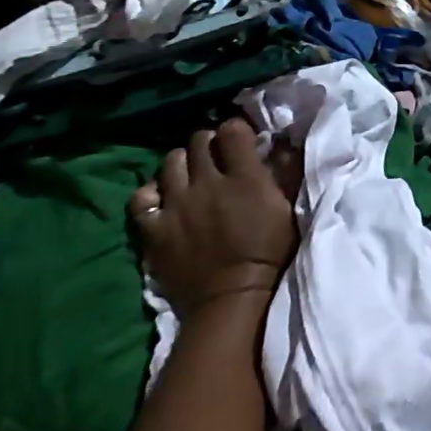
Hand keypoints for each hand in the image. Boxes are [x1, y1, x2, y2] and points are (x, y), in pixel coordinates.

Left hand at [130, 120, 299, 317]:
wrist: (231, 300)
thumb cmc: (269, 252)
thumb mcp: (289, 208)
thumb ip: (286, 172)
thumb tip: (283, 143)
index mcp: (244, 176)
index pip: (231, 130)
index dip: (236, 130)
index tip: (241, 139)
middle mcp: (207, 183)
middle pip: (199, 141)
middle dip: (209, 142)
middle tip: (217, 156)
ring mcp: (176, 205)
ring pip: (170, 161)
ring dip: (182, 162)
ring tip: (191, 174)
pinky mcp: (154, 230)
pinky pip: (141, 198)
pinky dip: (151, 192)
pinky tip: (163, 197)